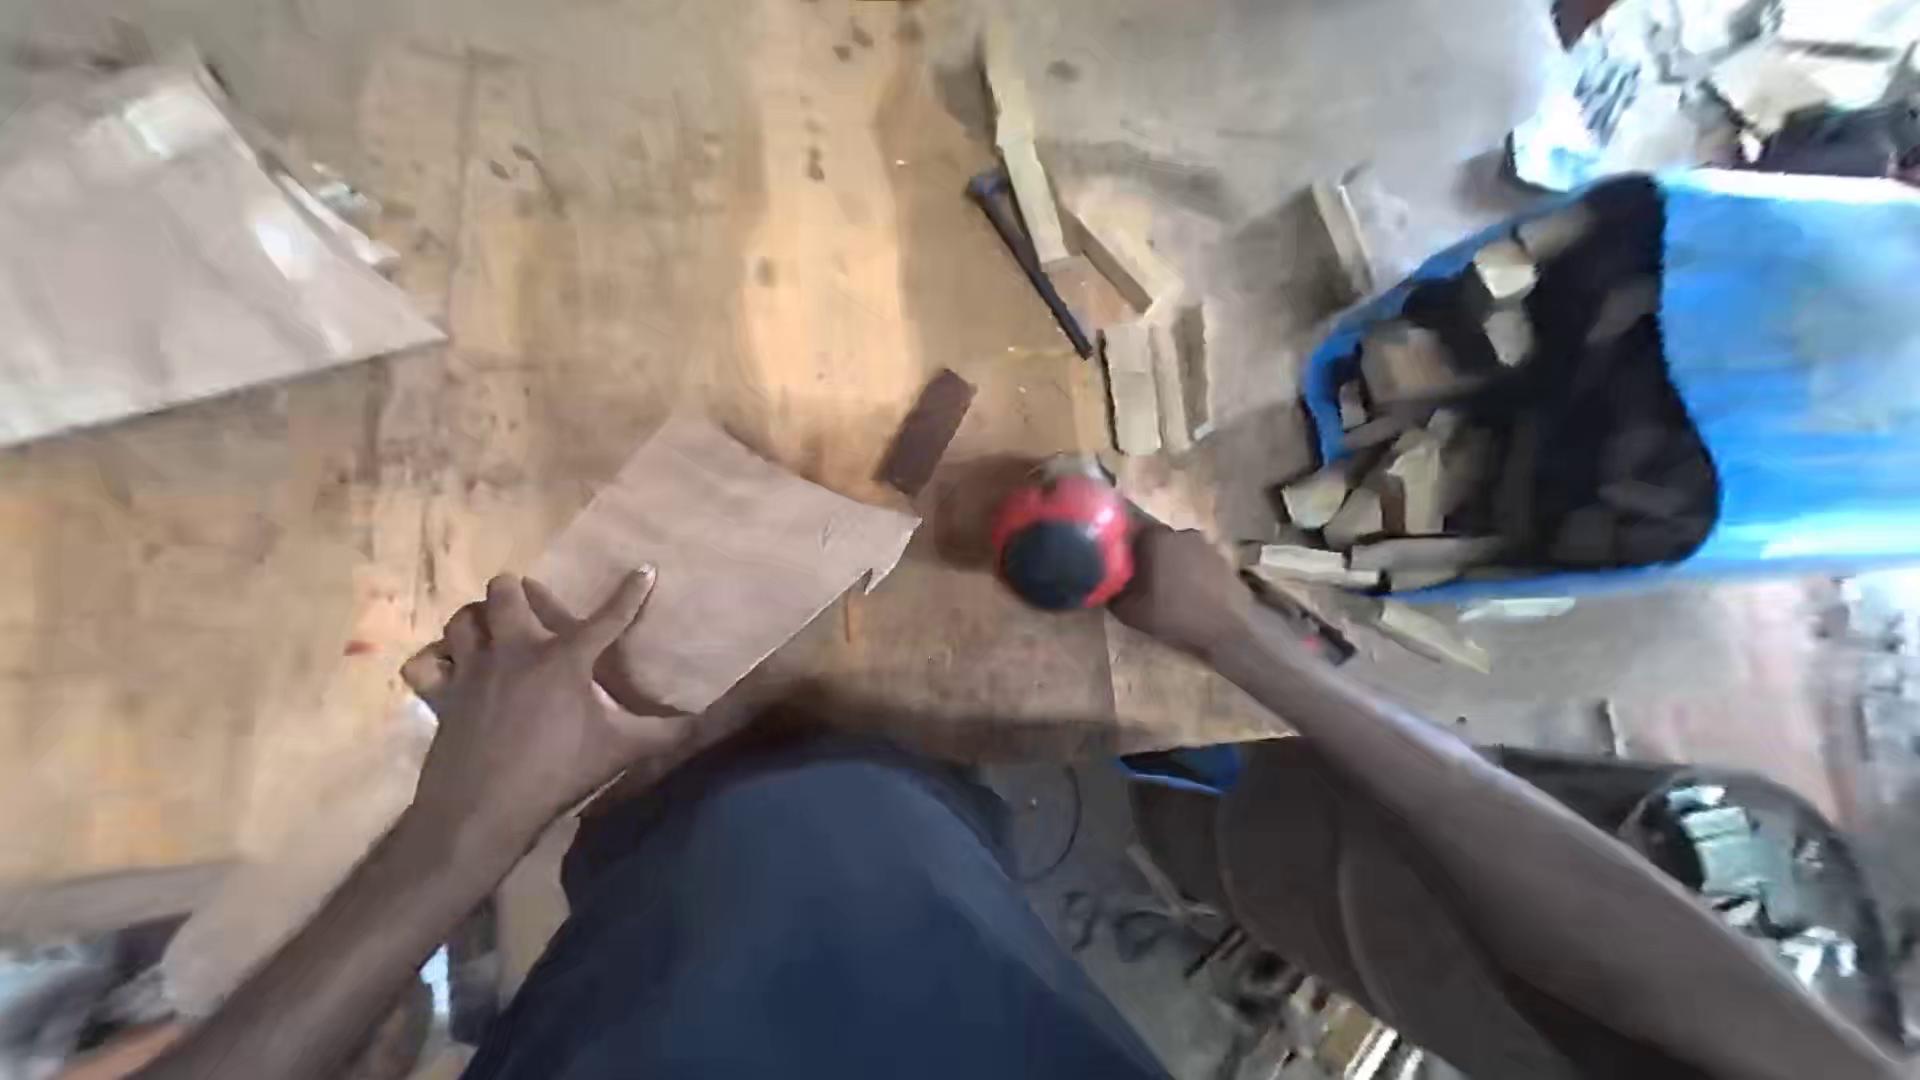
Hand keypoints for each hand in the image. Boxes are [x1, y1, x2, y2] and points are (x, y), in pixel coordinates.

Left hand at [400, 569, 690, 856]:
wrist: (481, 814)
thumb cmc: (559, 772)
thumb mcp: (623, 750)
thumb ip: (666, 731)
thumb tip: (706, 718)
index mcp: (565, 659)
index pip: (609, 616)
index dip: (632, 591)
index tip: (646, 568)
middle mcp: (516, 652)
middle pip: (505, 595)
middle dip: (517, 589)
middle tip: (531, 601)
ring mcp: (472, 671)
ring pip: (462, 619)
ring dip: (477, 617)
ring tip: (493, 626)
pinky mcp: (440, 696)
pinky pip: (424, 661)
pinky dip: (436, 658)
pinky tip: (452, 667)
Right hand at [1108, 525, 1253, 659]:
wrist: (1225, 634)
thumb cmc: (1171, 616)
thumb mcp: (1127, 610)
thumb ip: (1111, 590)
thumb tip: (1103, 581)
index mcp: (1155, 537)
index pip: (1129, 531)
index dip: (1122, 549)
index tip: (1119, 566)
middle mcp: (1182, 532)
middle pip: (1156, 541)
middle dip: (1148, 556)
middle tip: (1141, 581)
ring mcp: (1208, 545)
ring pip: (1180, 551)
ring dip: (1172, 565)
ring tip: (1168, 591)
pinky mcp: (1226, 561)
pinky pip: (1200, 563)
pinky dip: (1194, 574)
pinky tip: (1191, 596)